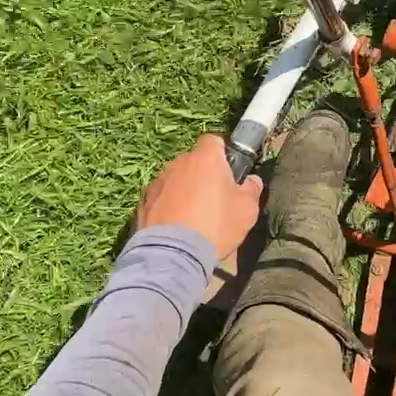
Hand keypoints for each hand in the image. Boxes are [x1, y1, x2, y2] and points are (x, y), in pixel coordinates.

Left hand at [135, 134, 264, 257]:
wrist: (174, 255)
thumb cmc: (217, 225)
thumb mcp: (247, 209)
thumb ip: (251, 189)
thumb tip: (252, 181)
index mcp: (206, 159)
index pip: (213, 140)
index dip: (222, 152)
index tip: (229, 170)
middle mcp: (179, 164)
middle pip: (193, 160)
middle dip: (203, 173)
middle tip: (215, 196)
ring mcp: (158, 182)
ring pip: (176, 178)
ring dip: (184, 189)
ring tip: (193, 214)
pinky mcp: (144, 202)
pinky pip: (161, 197)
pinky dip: (168, 205)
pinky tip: (176, 225)